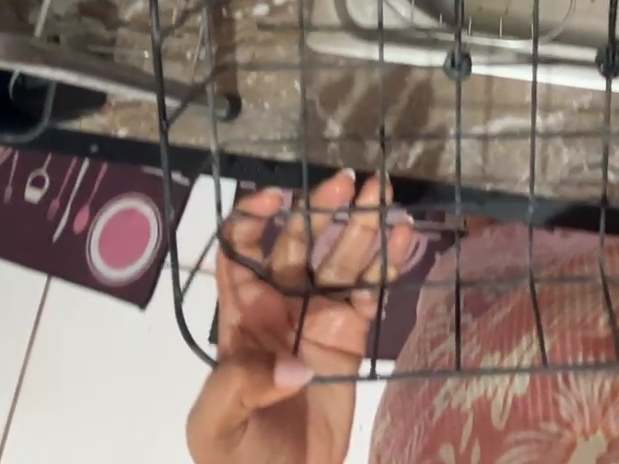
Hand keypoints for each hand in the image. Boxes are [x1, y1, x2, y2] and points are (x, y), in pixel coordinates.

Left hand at [186, 173, 417, 463]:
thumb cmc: (239, 459)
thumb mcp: (214, 428)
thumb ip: (234, 387)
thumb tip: (292, 362)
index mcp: (243, 314)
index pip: (241, 249)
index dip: (253, 218)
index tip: (277, 199)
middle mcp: (283, 302)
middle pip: (302, 241)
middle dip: (323, 207)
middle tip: (351, 182)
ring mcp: (320, 314)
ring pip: (342, 257)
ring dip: (363, 223)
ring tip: (383, 190)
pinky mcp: (353, 332)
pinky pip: (371, 289)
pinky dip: (388, 261)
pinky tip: (404, 236)